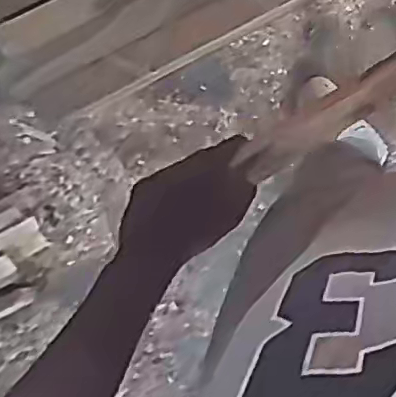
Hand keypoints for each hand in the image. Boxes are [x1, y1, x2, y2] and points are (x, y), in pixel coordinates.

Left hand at [117, 136, 257, 273]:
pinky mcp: (142, 188)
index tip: (252, 160)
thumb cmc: (199, 232)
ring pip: (185, 169)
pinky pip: (164, 183)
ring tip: (202, 198)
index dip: (245, 152)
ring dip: (194, 179)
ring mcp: (160, 174)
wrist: (152, 251)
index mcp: (211, 163)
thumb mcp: (234, 210)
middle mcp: (185, 161)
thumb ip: (246, 185)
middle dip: (218, 167)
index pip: (234, 145)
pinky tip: (176, 208)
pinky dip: (173, 191)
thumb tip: (253, 170)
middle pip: (207, 157)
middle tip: (228, 182)